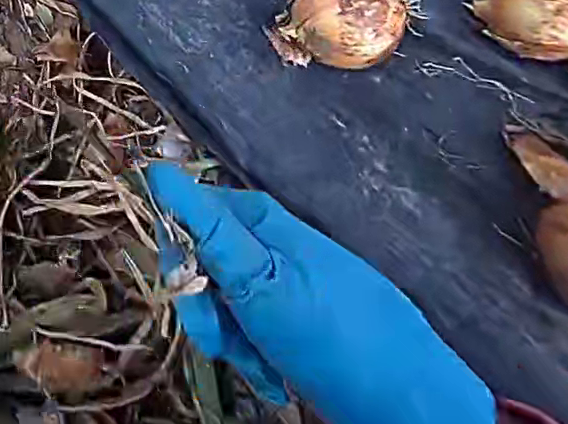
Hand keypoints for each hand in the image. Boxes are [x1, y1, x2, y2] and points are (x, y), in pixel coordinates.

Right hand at [145, 163, 493, 423]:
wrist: (413, 404)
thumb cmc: (329, 334)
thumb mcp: (256, 279)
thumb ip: (204, 225)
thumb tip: (154, 167)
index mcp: (255, 217)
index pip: (184, 212)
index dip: (176, 254)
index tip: (189, 293)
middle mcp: (263, 239)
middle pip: (200, 259)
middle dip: (204, 305)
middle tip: (225, 341)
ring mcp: (279, 277)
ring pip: (220, 297)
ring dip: (227, 335)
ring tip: (258, 364)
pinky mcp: (291, 313)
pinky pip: (248, 323)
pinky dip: (251, 351)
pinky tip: (272, 372)